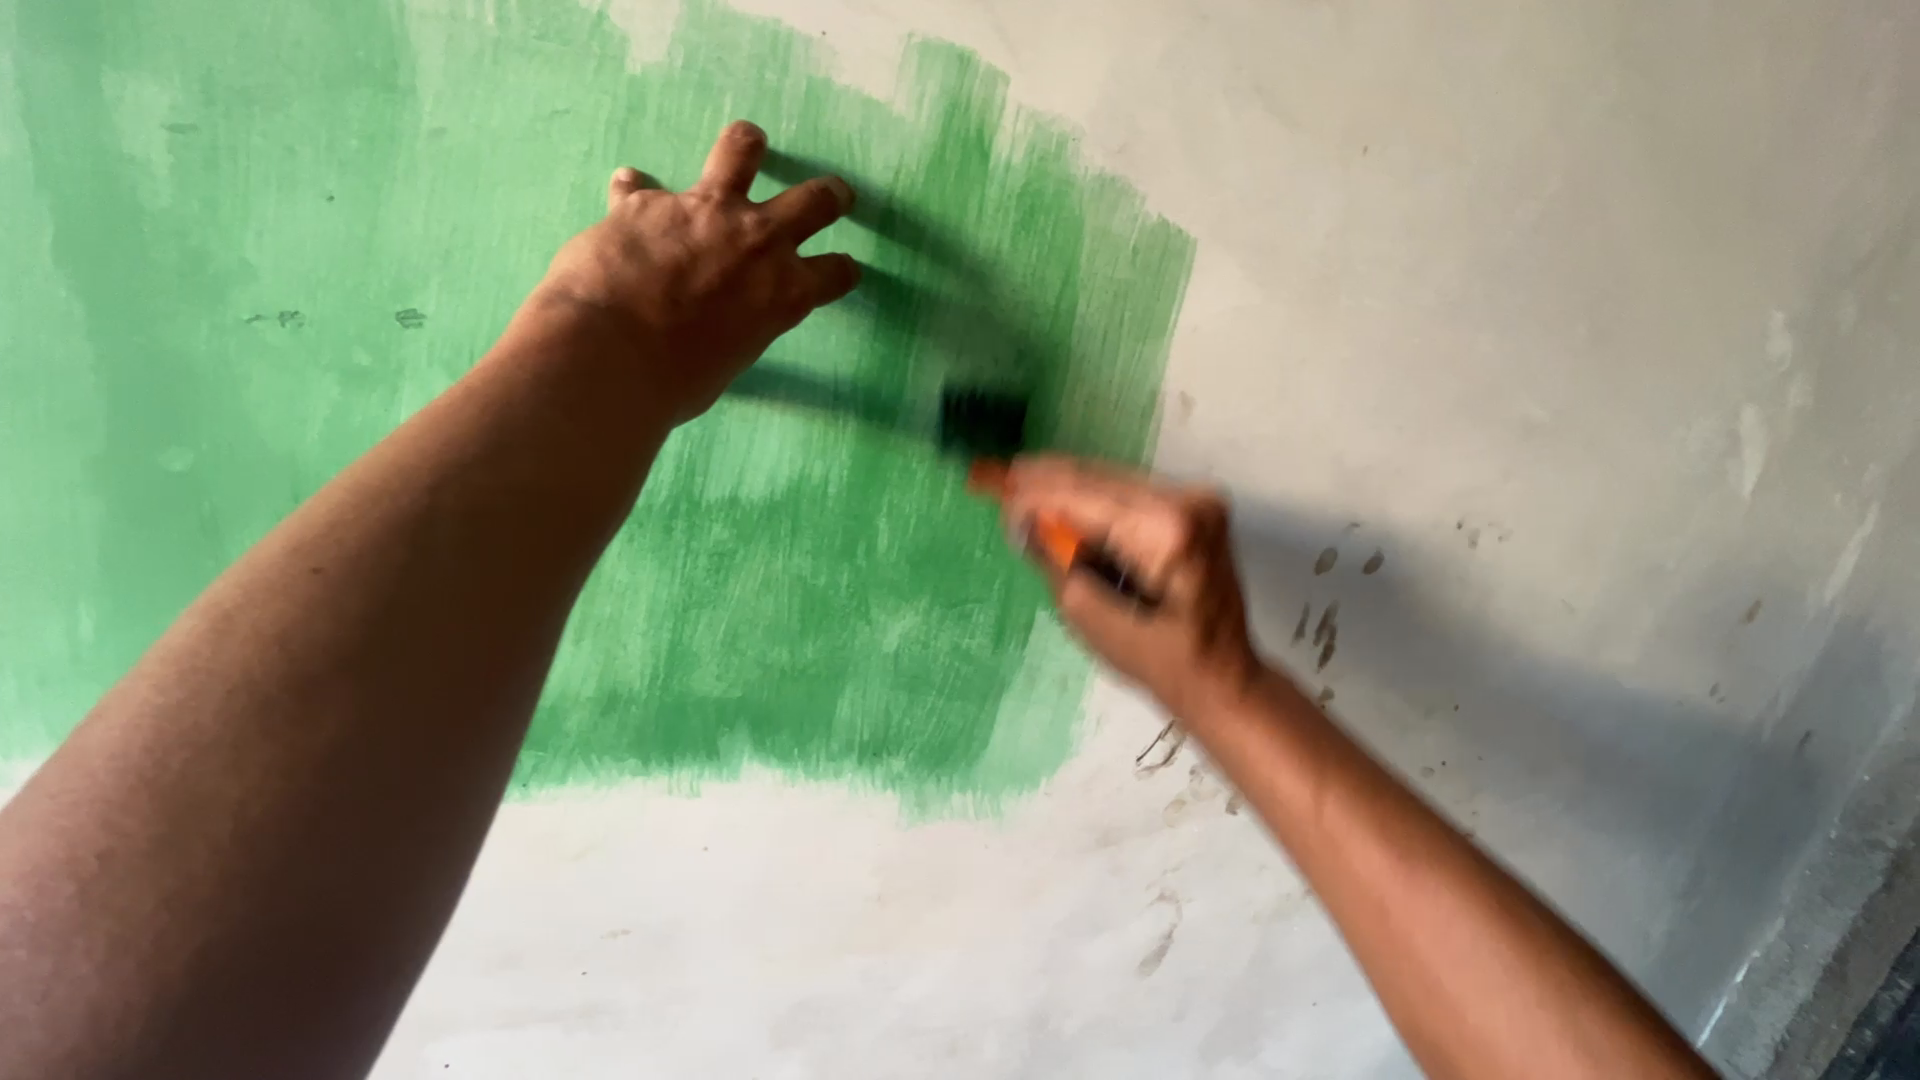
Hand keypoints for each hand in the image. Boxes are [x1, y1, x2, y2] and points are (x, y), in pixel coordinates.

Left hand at [535, 120, 861, 422]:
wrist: (611, 353)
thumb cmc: (677, 382)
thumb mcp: (727, 363)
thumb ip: (733, 330)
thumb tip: (710, 325)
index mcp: (786, 293)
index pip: (836, 273)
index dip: (843, 270)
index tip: (845, 268)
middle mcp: (759, 241)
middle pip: (813, 202)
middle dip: (830, 196)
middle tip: (835, 194)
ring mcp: (704, 211)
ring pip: (741, 153)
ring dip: (748, 146)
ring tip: (751, 141)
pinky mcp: (647, 201)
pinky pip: (641, 186)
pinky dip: (637, 192)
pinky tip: (628, 191)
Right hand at [998, 456, 1262, 715]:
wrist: (1223, 676)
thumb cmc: (1159, 662)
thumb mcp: (1090, 617)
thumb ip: (1056, 561)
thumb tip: (1022, 521)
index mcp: (1167, 532)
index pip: (1084, 498)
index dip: (1036, 495)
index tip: (996, 494)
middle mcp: (1188, 501)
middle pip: (1099, 478)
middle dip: (1048, 480)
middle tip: (1000, 478)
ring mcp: (1198, 499)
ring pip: (1113, 480)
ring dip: (1069, 488)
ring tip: (1022, 489)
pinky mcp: (1197, 506)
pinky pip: (1131, 492)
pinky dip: (1095, 499)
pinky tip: (1063, 502)